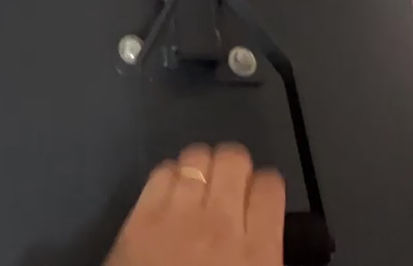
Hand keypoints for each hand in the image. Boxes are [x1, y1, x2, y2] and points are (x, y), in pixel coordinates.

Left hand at [106, 142, 285, 265]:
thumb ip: (266, 260)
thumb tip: (267, 241)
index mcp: (257, 254)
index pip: (271, 186)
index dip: (267, 189)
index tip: (261, 201)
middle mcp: (220, 223)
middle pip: (234, 158)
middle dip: (236, 171)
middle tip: (231, 192)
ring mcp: (177, 214)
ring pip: (197, 156)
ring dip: (203, 170)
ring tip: (200, 190)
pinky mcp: (141, 215)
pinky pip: (162, 170)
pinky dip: (170, 178)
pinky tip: (171, 199)